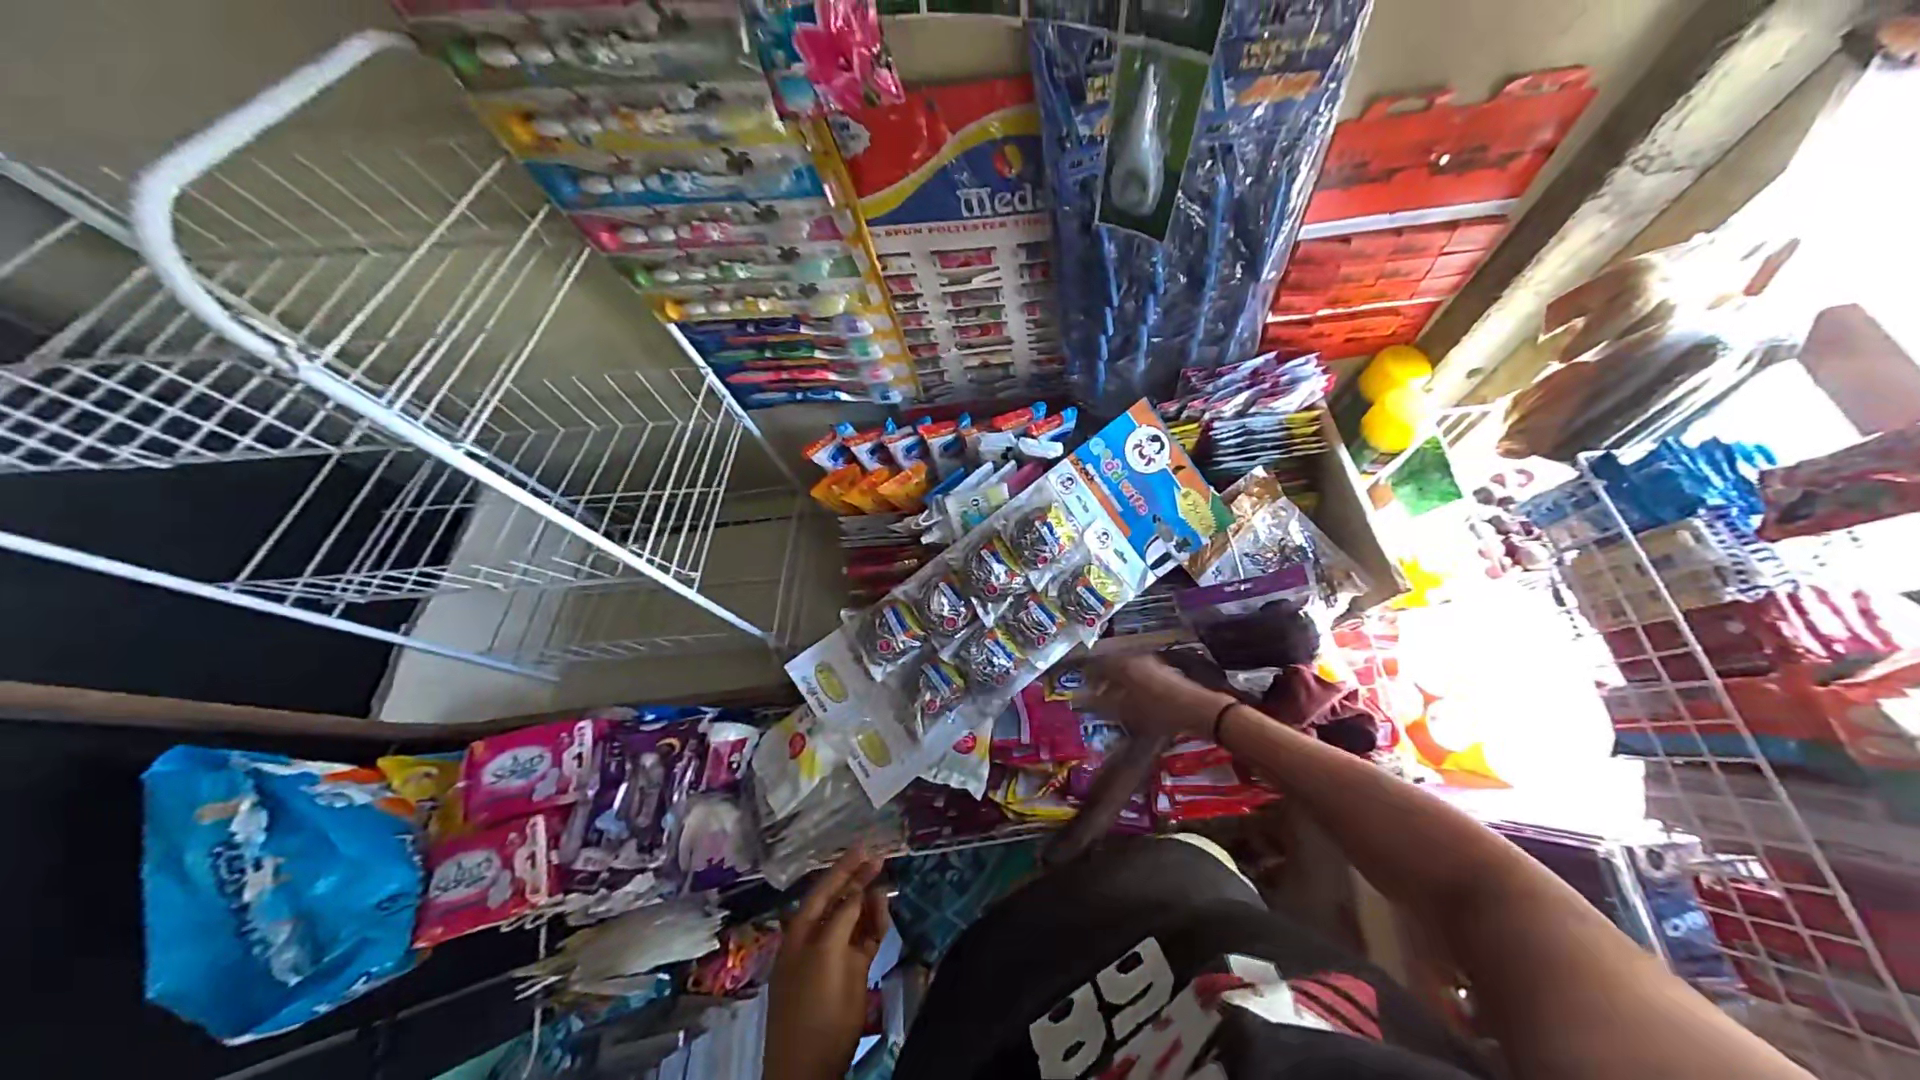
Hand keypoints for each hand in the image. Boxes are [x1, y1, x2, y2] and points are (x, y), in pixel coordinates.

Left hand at [764, 849, 890, 1079]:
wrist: (810, 1067)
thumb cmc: (814, 1008)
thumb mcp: (827, 955)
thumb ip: (841, 918)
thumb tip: (856, 889)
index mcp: (801, 932)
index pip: (823, 890)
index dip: (843, 868)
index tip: (864, 847)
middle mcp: (816, 938)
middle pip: (840, 901)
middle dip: (859, 879)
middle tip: (880, 858)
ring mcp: (835, 956)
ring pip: (855, 919)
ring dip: (869, 902)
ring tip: (885, 885)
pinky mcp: (852, 972)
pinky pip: (865, 940)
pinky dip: (876, 925)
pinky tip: (884, 912)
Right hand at [1081, 653, 1234, 739]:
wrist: (1198, 710)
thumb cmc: (1159, 711)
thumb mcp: (1125, 710)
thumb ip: (1101, 703)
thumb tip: (1081, 699)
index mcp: (1123, 665)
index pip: (1097, 664)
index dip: (1088, 674)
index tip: (1082, 683)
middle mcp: (1136, 659)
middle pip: (1113, 665)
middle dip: (1103, 677)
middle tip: (1096, 690)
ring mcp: (1152, 663)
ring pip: (1127, 669)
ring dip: (1118, 680)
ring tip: (1113, 695)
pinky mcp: (1164, 671)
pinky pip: (1140, 673)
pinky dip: (1131, 682)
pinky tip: (1133, 697)